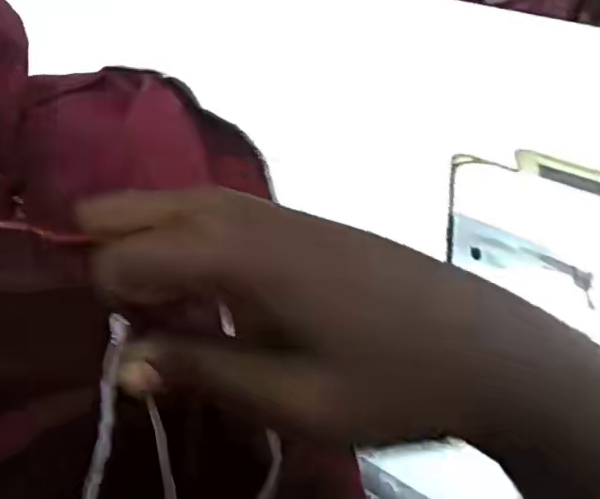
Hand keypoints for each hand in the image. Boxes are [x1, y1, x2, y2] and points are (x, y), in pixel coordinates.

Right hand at [78, 188, 596, 448]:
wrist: (490, 344)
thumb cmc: (392, 379)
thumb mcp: (297, 401)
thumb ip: (197, 372)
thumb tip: (118, 366)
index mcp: (222, 248)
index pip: (115, 258)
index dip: (113, 305)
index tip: (148, 344)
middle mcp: (214, 205)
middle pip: (110, 211)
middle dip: (108, 263)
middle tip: (152, 320)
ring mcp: (233, 197)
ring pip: (136, 205)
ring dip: (134, 251)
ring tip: (178, 310)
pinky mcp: (251, 204)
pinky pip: (171, 209)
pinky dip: (161, 241)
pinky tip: (205, 290)